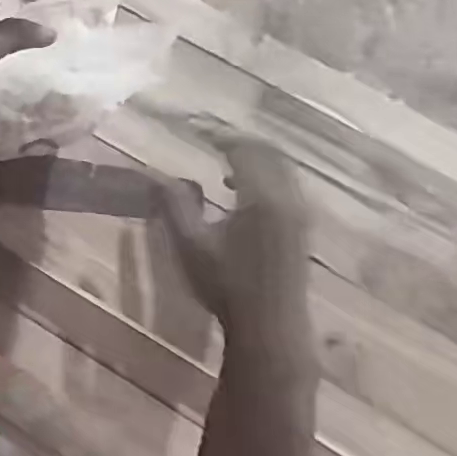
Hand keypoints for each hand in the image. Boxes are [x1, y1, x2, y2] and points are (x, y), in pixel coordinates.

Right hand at [154, 131, 311, 330]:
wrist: (269, 325)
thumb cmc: (225, 285)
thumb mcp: (190, 244)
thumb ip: (174, 205)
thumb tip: (156, 176)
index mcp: (263, 198)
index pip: (245, 150)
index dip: (220, 136)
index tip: (195, 130)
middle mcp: (288, 199)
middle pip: (269, 154)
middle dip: (239, 142)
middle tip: (209, 139)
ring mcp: (299, 214)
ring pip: (281, 169)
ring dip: (253, 158)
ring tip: (222, 160)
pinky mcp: (300, 228)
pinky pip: (285, 185)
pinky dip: (263, 175)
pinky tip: (239, 191)